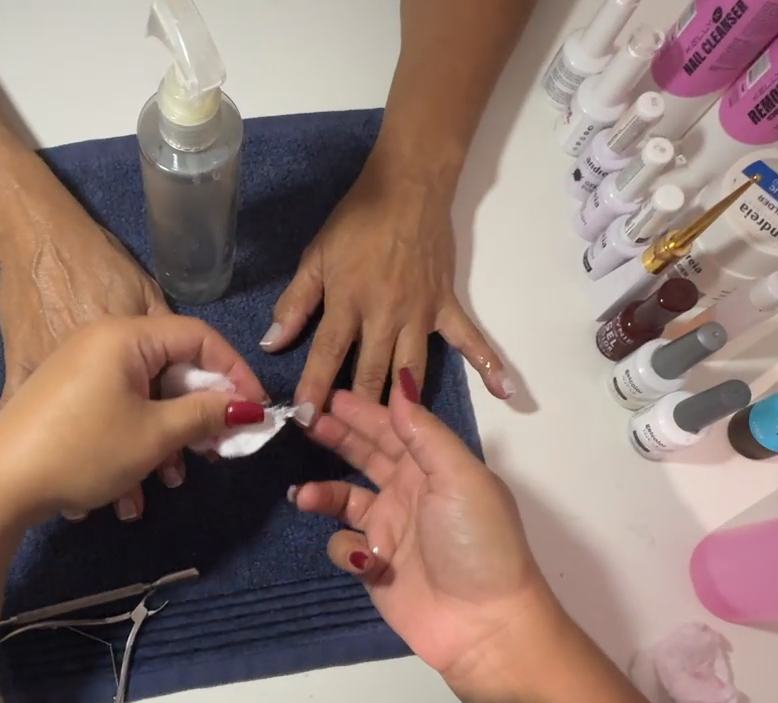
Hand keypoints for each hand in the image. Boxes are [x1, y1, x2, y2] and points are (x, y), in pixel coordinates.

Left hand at [0, 316, 267, 524]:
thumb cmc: (83, 449)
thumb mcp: (154, 434)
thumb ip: (206, 414)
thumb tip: (249, 407)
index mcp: (127, 335)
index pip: (200, 336)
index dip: (236, 372)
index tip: (258, 410)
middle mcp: (105, 341)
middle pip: (173, 366)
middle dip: (202, 410)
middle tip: (221, 449)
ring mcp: (83, 369)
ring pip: (147, 394)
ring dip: (171, 434)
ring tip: (176, 477)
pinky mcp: (69, 397)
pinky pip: (120, 407)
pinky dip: (140, 436)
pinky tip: (141, 480)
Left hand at [262, 163, 513, 420]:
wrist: (409, 184)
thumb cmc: (357, 221)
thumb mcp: (315, 257)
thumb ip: (295, 303)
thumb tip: (272, 343)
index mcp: (348, 302)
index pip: (328, 354)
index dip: (316, 388)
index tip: (305, 421)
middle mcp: (385, 315)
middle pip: (371, 372)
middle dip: (358, 410)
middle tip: (347, 442)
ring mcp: (421, 313)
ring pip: (412, 369)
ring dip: (404, 405)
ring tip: (398, 441)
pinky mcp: (447, 306)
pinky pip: (470, 339)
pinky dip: (488, 364)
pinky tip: (505, 393)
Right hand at [292, 377, 553, 687]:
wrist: (482, 622)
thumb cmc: (476, 542)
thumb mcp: (459, 476)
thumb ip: (424, 433)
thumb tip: (399, 386)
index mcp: (436, 467)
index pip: (393, 428)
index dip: (361, 411)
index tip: (325, 394)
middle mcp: (411, 493)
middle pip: (366, 456)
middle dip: (335, 439)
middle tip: (300, 424)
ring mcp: (391, 530)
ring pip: (345, 500)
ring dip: (324, 493)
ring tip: (303, 495)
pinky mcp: (375, 566)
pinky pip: (346, 547)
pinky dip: (347, 550)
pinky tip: (365, 560)